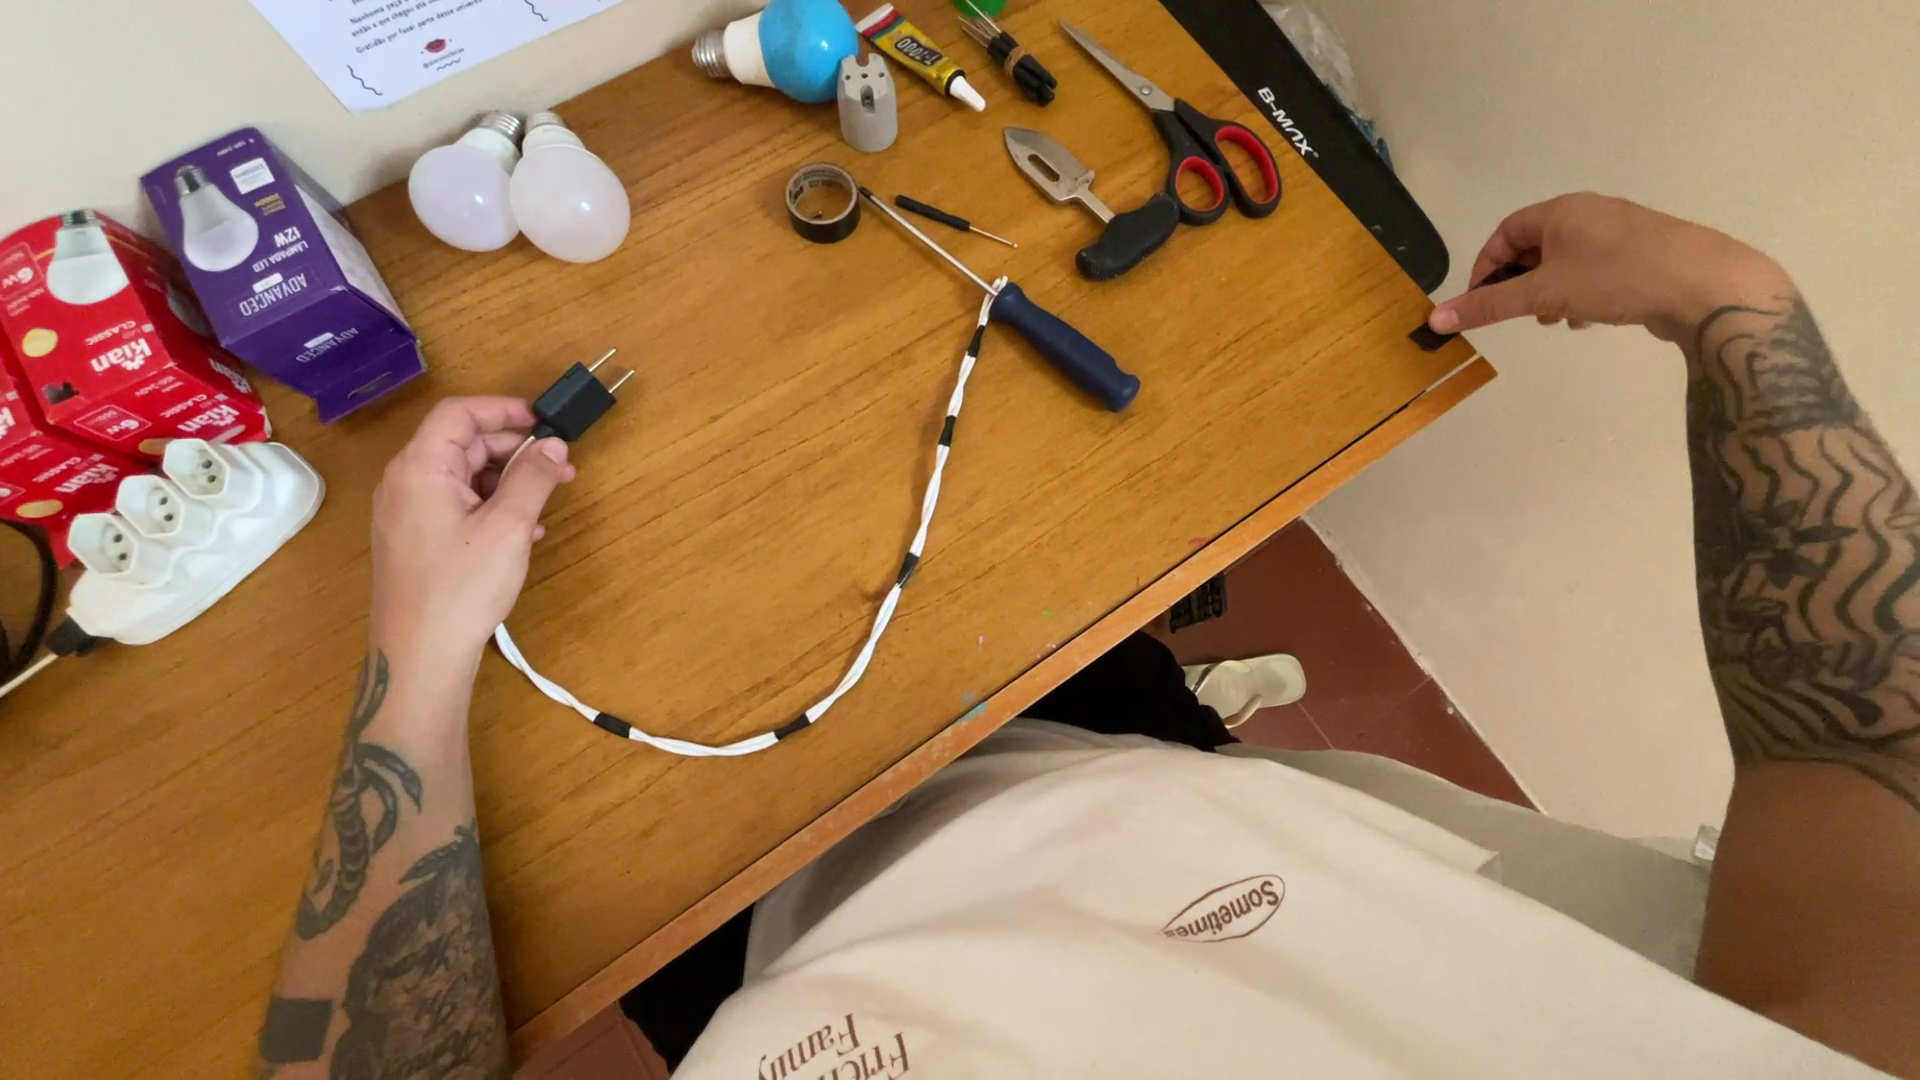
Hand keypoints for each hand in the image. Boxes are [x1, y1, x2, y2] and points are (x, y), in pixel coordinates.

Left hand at [370, 397, 576, 665]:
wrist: (420, 651)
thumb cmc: (462, 585)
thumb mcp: (509, 526)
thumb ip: (533, 478)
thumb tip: (555, 445)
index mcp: (421, 468)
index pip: (459, 414)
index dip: (504, 410)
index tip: (547, 422)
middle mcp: (407, 482)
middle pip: (463, 443)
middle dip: (516, 449)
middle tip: (562, 468)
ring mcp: (410, 511)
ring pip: (466, 475)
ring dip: (511, 478)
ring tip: (549, 498)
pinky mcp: (419, 537)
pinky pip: (460, 502)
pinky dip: (495, 503)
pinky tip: (526, 528)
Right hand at [1428, 193, 1791, 342]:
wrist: (1707, 285)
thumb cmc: (1616, 277)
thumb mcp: (1541, 294)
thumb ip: (1486, 306)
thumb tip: (1435, 318)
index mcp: (1563, 211)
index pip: (1505, 233)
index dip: (1485, 267)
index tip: (1481, 300)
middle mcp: (1591, 214)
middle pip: (1533, 248)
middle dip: (1517, 284)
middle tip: (1517, 312)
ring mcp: (1621, 233)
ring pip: (1562, 264)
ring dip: (1547, 294)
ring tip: (1555, 318)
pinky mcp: (1644, 255)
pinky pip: (1592, 272)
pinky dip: (1578, 294)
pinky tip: (1589, 317)